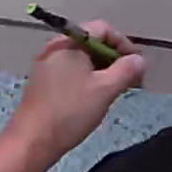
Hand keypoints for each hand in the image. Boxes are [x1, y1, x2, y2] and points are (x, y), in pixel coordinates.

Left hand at [5, 20, 146, 166]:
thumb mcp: (105, 89)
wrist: (31, 142)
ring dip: (104, 70)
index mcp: (69, 43)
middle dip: (115, 58)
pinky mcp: (44, 82)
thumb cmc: (70, 111)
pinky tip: (97, 96)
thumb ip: (126, 70)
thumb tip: (139, 59)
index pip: (103, 29)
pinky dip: (89, 78)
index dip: (124, 43)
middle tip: (131, 78)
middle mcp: (56, 48)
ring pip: (83, 58)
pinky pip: (73, 70)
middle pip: (93, 42)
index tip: (137, 64)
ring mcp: (48, 65)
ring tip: (118, 89)